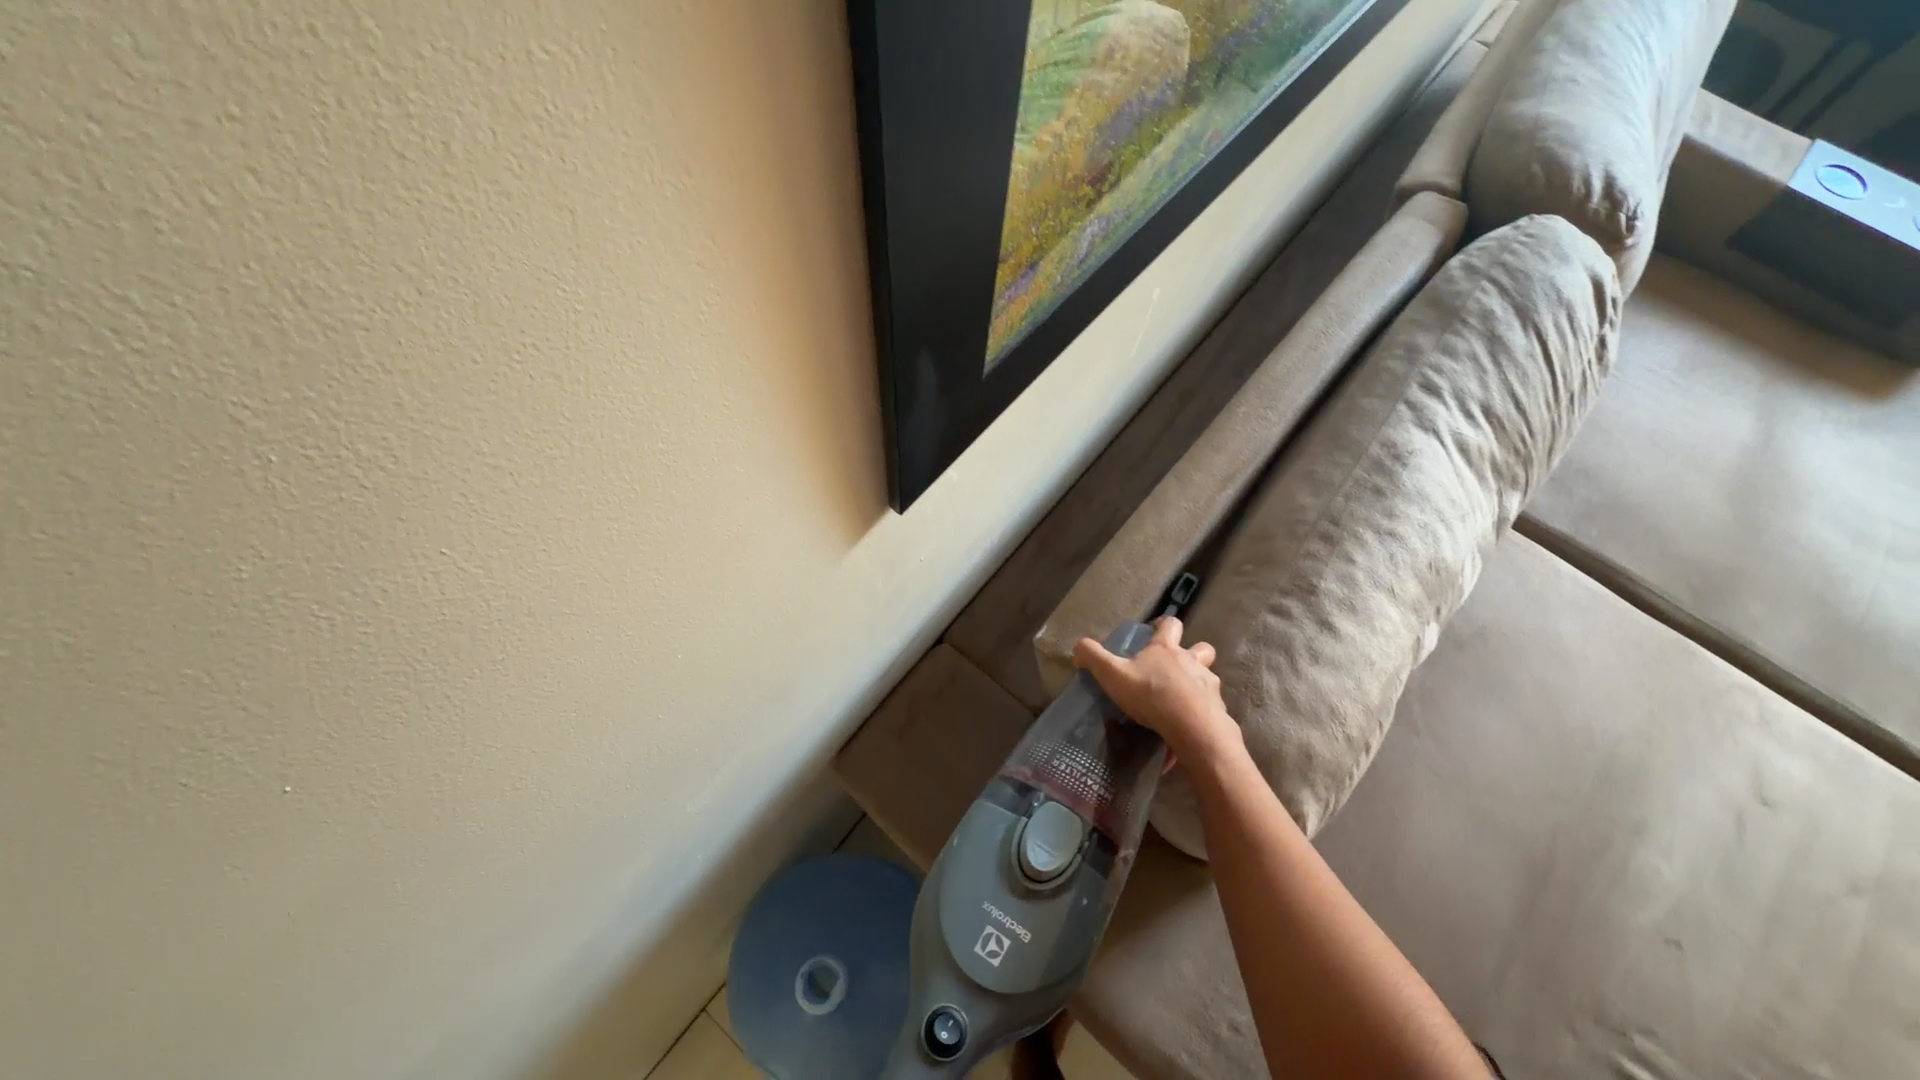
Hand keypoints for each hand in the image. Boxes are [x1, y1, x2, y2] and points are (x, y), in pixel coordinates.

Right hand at [1073, 617, 1242, 767]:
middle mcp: (1192, 662)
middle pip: (1202, 648)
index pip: (1171, 625)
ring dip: (1199, 683)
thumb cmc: (1150, 694)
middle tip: (1177, 666)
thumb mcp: (1113, 675)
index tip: (1157, 628)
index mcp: (1166, 649)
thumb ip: (1094, 658)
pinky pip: (1211, 708)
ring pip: (1209, 677)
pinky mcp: (1218, 709)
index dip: (1164, 624)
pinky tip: (1189, 727)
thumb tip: (1078, 646)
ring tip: (1183, 700)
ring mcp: (1209, 685)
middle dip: (1193, 652)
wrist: (1192, 726)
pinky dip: (1202, 714)